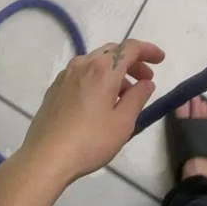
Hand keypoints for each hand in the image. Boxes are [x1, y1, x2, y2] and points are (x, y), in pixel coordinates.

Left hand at [13, 40, 164, 184]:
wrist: (45, 157)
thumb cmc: (90, 141)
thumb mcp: (122, 123)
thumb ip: (137, 98)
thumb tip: (146, 83)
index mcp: (102, 69)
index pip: (130, 48)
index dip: (148, 50)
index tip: (160, 60)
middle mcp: (82, 64)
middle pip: (112, 52)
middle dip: (132, 62)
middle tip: (146, 80)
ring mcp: (66, 75)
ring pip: (96, 63)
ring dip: (115, 73)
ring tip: (125, 96)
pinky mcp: (55, 88)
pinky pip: (82, 74)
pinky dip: (98, 79)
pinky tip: (100, 102)